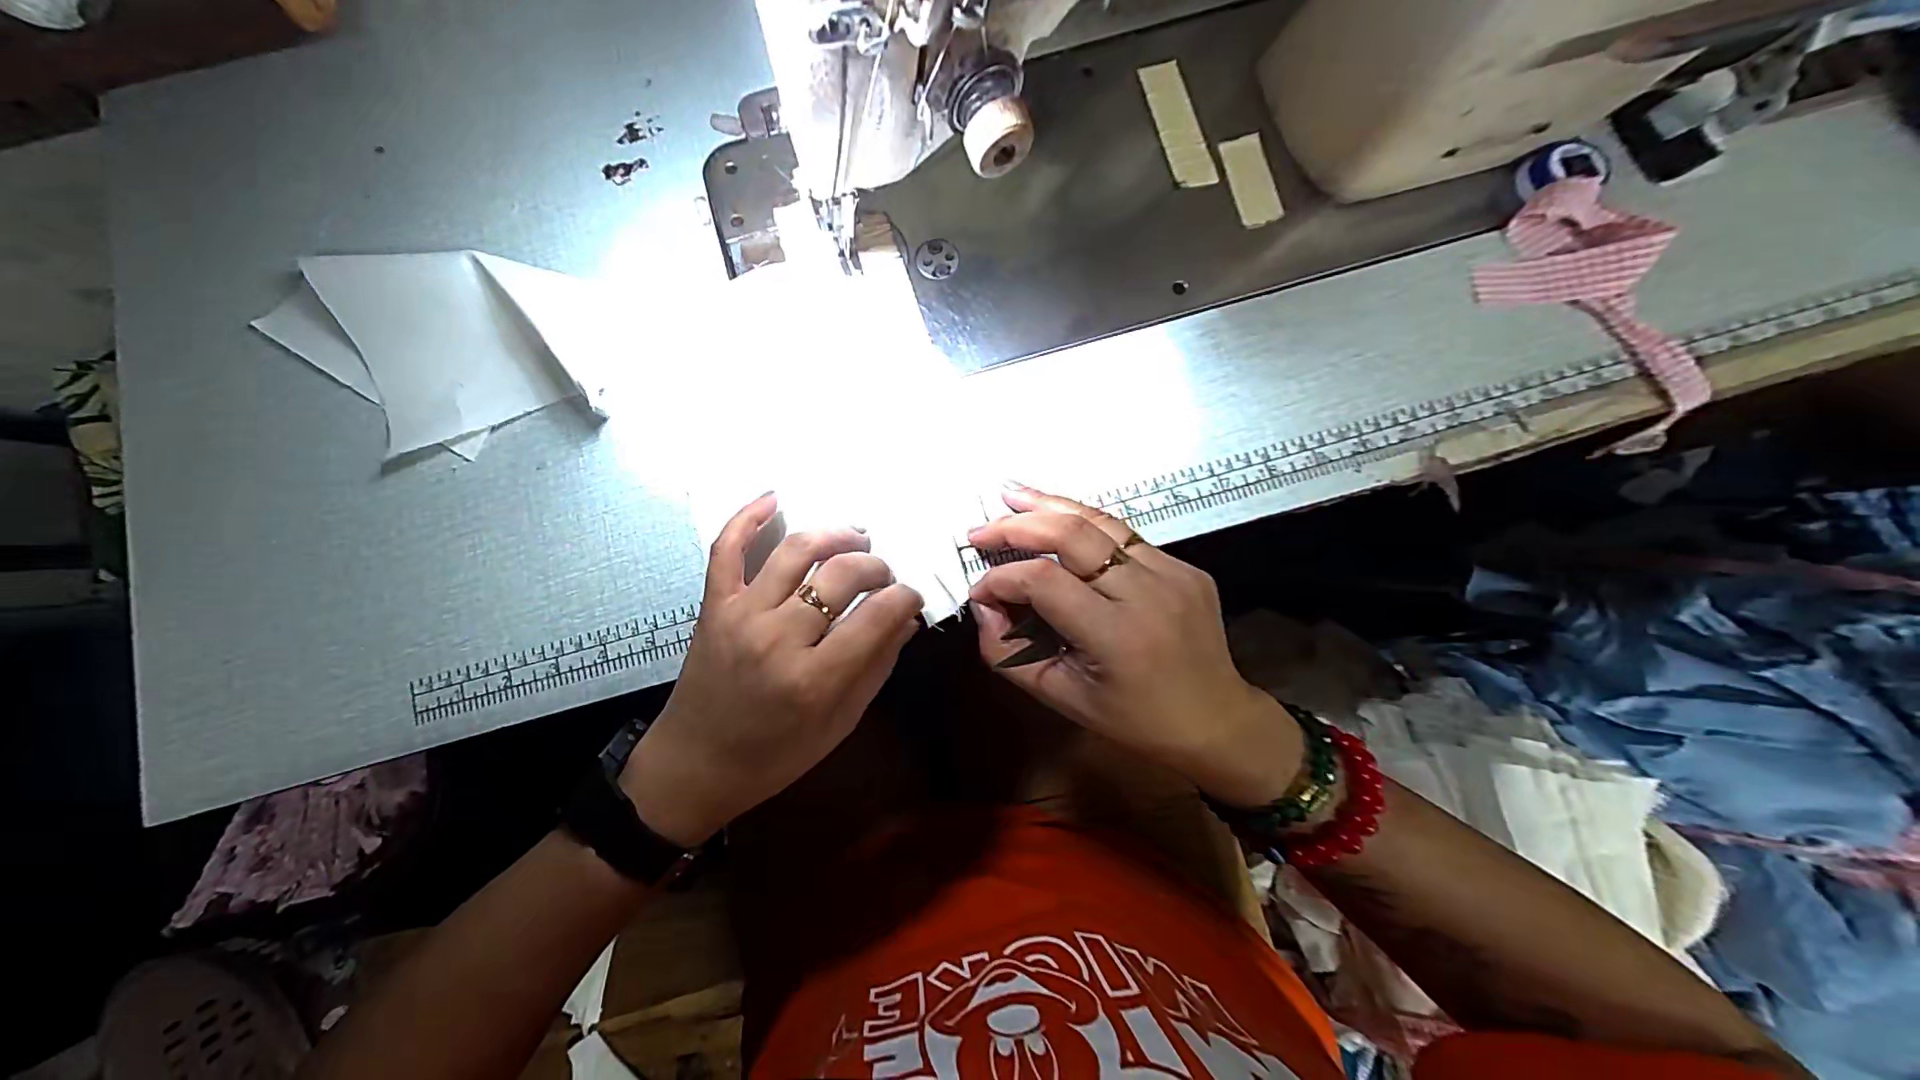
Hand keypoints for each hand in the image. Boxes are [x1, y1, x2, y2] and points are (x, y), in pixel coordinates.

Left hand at [620, 494, 922, 845]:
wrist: (695, 765)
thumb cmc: (775, 756)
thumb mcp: (839, 723)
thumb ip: (876, 667)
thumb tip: (906, 619)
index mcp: (814, 679)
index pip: (877, 615)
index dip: (905, 597)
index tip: (911, 597)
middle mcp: (777, 637)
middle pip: (841, 575)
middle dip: (877, 567)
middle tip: (885, 576)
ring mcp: (740, 615)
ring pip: (795, 551)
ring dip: (834, 536)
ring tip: (856, 540)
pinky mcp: (713, 605)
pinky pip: (726, 549)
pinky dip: (746, 517)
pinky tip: (773, 498)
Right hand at [967, 485, 1302, 807]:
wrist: (1214, 719)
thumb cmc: (1133, 718)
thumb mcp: (1061, 697)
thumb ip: (1008, 654)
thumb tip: (984, 606)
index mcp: (1117, 635)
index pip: (1044, 581)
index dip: (1001, 579)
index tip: (981, 591)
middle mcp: (1148, 593)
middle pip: (1072, 534)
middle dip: (1018, 526)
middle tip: (981, 529)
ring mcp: (1173, 573)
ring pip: (1100, 521)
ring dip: (1051, 505)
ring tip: (1013, 495)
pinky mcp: (1185, 567)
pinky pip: (1124, 536)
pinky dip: (1084, 525)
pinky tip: (1059, 521)